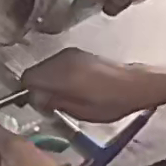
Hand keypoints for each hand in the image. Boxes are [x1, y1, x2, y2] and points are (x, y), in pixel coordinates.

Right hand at [23, 47, 165, 122]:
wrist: (137, 84)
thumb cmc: (112, 103)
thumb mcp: (82, 112)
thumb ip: (56, 103)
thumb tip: (36, 99)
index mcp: (63, 74)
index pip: (28, 78)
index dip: (28, 92)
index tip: (37, 104)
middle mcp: (63, 59)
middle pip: (35, 71)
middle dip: (37, 87)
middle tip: (50, 104)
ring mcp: (71, 54)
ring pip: (45, 67)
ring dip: (47, 81)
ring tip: (63, 97)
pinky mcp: (78, 53)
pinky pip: (56, 64)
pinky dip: (57, 75)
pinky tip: (71, 87)